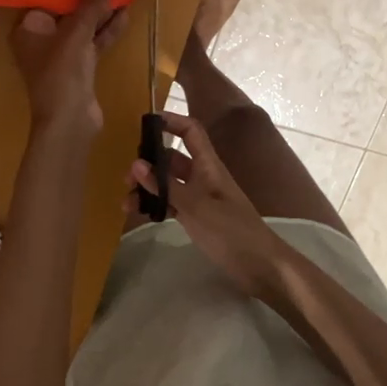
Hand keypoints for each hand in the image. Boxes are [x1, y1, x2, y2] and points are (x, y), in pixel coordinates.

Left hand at [10, 0, 128, 139]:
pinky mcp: (78, 68)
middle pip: (65, 12)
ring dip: (101, 14)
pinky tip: (125, 15)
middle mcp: (41, 41)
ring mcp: (61, 56)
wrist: (70, 120)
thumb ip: (89, 7)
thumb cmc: (62, 72)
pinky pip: (92, 42)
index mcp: (28, 30)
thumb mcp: (76, 34)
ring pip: (82, 28)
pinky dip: (106, 31)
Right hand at [125, 111, 291, 296]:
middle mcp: (203, 177)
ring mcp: (200, 198)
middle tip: (126, 178)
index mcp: (209, 166)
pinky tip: (140, 214)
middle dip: (148, 163)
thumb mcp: (196, 207)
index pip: (191, 131)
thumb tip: (136, 164)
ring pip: (168, 184)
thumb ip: (166, 187)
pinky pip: (171, 204)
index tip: (145, 121)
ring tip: (127, 203)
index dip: (171, 121)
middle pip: (172, 159)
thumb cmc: (232, 231)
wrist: (260, 264)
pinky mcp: (197, 218)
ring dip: (148, 188)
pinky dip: (156, 205)